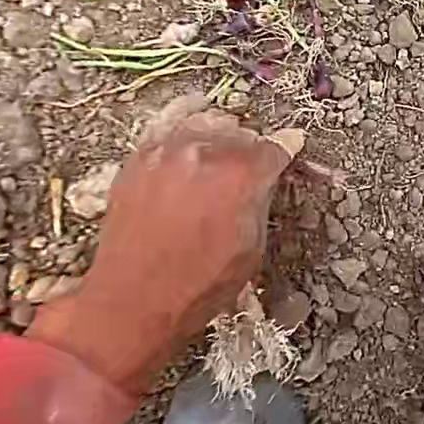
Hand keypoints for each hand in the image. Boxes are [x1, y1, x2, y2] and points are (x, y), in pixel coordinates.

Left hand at [28, 111, 293, 392]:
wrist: (133, 301)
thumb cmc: (198, 282)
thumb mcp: (253, 245)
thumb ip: (262, 199)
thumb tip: (268, 177)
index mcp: (243, 174)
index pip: (276, 146)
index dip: (287, 148)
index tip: (290, 148)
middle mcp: (206, 154)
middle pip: (242, 131)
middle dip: (252, 146)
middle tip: (253, 165)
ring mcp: (167, 154)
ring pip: (205, 122)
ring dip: (219, 134)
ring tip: (222, 150)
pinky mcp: (138, 162)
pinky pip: (165, 128)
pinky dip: (182, 126)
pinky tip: (191, 135)